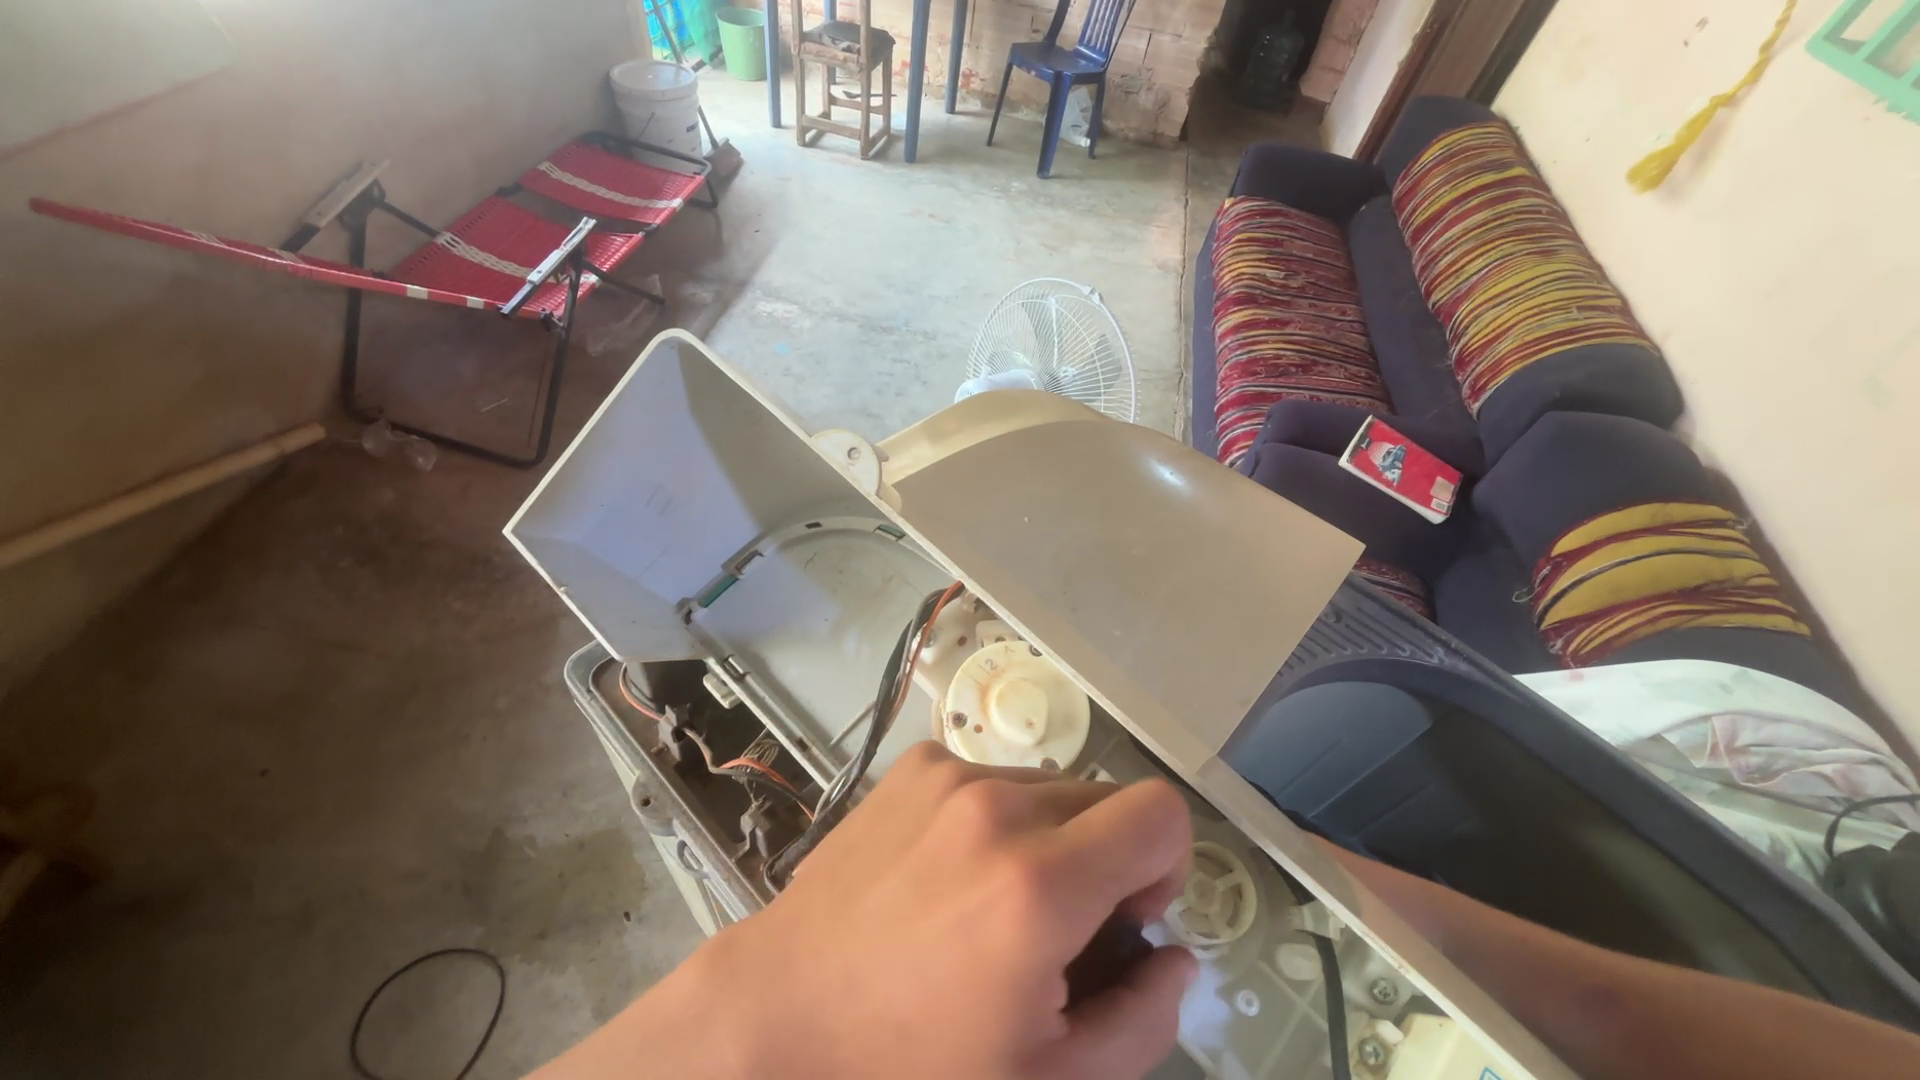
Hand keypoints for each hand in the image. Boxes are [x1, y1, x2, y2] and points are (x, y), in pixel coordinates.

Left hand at [536, 741, 1196, 1079]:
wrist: (781, 1012)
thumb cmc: (912, 1063)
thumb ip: (1141, 1019)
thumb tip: (1175, 954)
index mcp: (1039, 883)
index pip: (1161, 812)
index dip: (1165, 866)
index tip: (1126, 916)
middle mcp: (997, 805)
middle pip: (1108, 799)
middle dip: (1106, 858)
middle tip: (1056, 929)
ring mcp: (949, 775)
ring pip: (1050, 787)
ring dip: (1049, 837)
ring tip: (992, 903)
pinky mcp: (914, 766)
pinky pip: (992, 779)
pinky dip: (995, 818)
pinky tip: (949, 873)